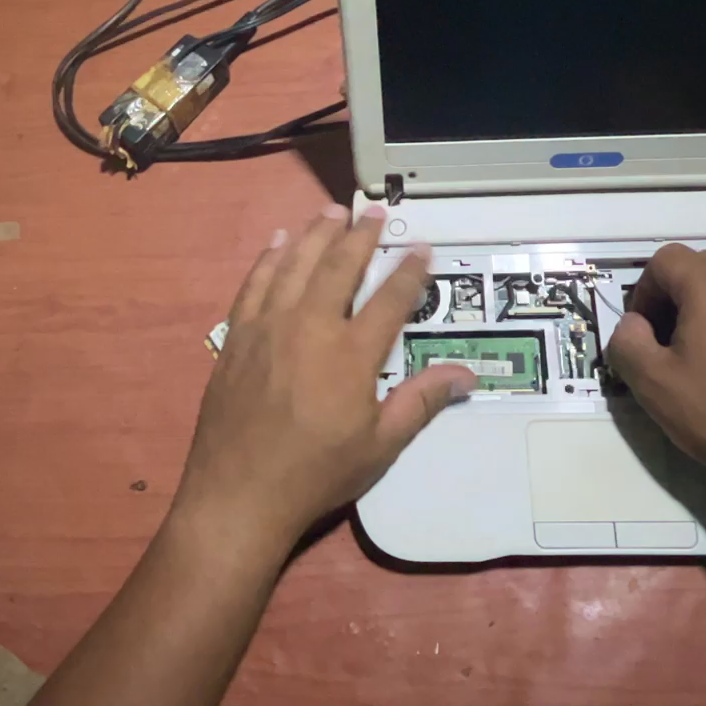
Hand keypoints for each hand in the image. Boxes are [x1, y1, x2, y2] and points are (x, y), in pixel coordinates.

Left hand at [171, 205, 477, 555]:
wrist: (238, 494)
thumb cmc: (316, 473)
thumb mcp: (379, 445)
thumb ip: (421, 402)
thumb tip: (467, 375)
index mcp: (351, 354)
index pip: (390, 299)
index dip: (409, 271)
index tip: (421, 248)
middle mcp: (310, 326)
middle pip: (340, 266)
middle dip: (360, 235)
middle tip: (373, 213)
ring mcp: (269, 326)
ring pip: (296, 264)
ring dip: (316, 234)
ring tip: (331, 211)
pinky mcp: (239, 335)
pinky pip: (255, 284)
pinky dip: (269, 259)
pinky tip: (278, 242)